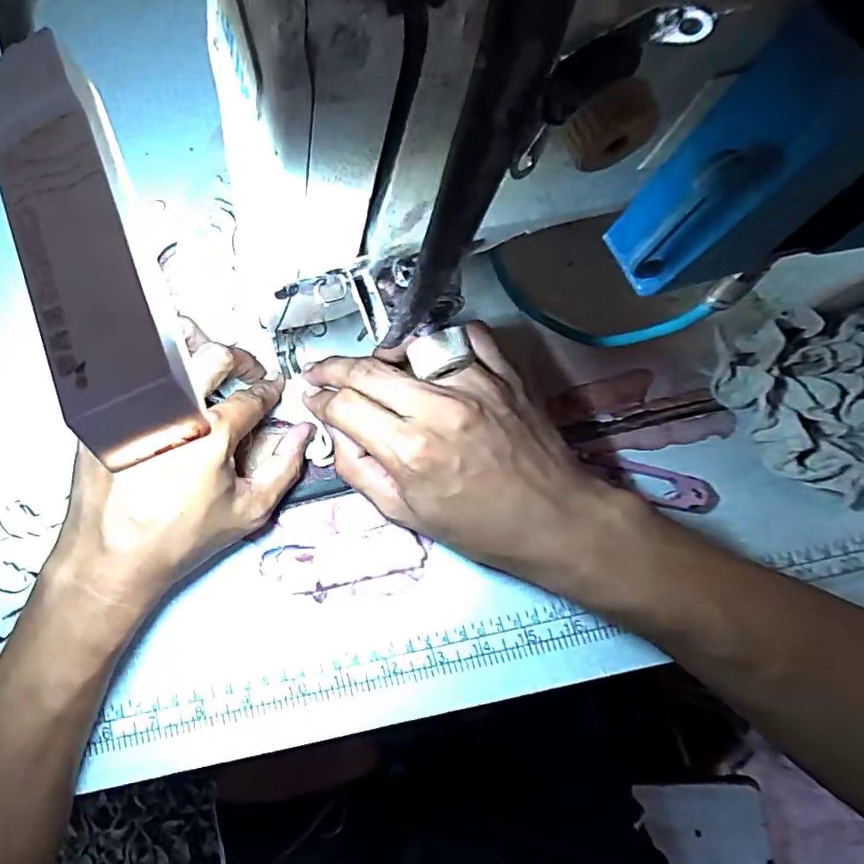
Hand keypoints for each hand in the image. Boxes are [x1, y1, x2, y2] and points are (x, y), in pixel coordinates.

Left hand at [44, 339, 312, 629]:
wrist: (113, 557)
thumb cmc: (174, 540)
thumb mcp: (248, 511)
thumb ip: (284, 467)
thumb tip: (301, 435)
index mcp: (210, 435)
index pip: (251, 395)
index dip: (269, 390)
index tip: (271, 390)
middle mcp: (171, 414)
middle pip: (214, 356)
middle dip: (241, 359)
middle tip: (248, 371)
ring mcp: (134, 409)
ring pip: (169, 354)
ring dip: (197, 352)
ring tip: (208, 369)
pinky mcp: (105, 414)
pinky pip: (135, 376)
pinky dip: (158, 373)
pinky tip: (170, 390)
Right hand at [302, 322, 637, 581]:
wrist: (552, 520)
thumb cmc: (480, 528)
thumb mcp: (407, 515)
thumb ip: (361, 471)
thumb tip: (336, 436)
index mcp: (410, 451)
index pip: (345, 406)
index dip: (319, 399)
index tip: (312, 397)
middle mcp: (438, 410)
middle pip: (368, 370)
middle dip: (332, 368)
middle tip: (319, 371)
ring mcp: (475, 386)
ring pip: (412, 347)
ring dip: (384, 353)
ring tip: (376, 365)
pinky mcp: (504, 375)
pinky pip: (468, 336)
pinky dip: (443, 340)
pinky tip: (431, 356)